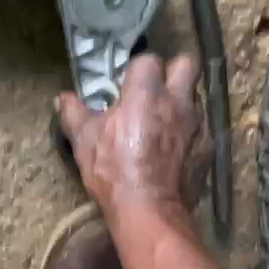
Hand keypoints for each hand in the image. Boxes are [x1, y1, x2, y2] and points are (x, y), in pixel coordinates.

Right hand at [57, 54, 205, 227]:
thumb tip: (61, 97)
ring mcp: (197, 124)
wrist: (147, 209)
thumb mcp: (84, 141)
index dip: (136, 70)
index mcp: (146, 92)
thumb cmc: (112, 170)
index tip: (126, 86)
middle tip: (156, 92)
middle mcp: (177, 100)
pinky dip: (189, 136)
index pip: (148, 59)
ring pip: (195, 98)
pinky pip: (201, 131)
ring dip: (181, 106)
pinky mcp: (207, 148)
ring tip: (165, 126)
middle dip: (173, 72)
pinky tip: (175, 152)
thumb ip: (73, 113)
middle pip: (186, 63)